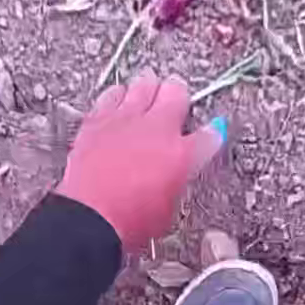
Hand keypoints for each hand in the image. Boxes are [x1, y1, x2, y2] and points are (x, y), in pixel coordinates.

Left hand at [57, 71, 224, 248]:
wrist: (92, 218)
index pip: (209, 134)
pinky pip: (112, 94)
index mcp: (183, 155)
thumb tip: (175, 174)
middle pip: (177, 92)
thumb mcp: (168, 209)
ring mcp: (127, 120)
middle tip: (176, 106)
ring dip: (150, 89)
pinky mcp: (99, 119)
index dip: (213, 133)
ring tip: (149, 97)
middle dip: (179, 97)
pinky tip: (120, 103)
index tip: (210, 134)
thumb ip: (176, 181)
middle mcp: (158, 129)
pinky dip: (119, 96)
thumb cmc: (130, 221)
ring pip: (145, 83)